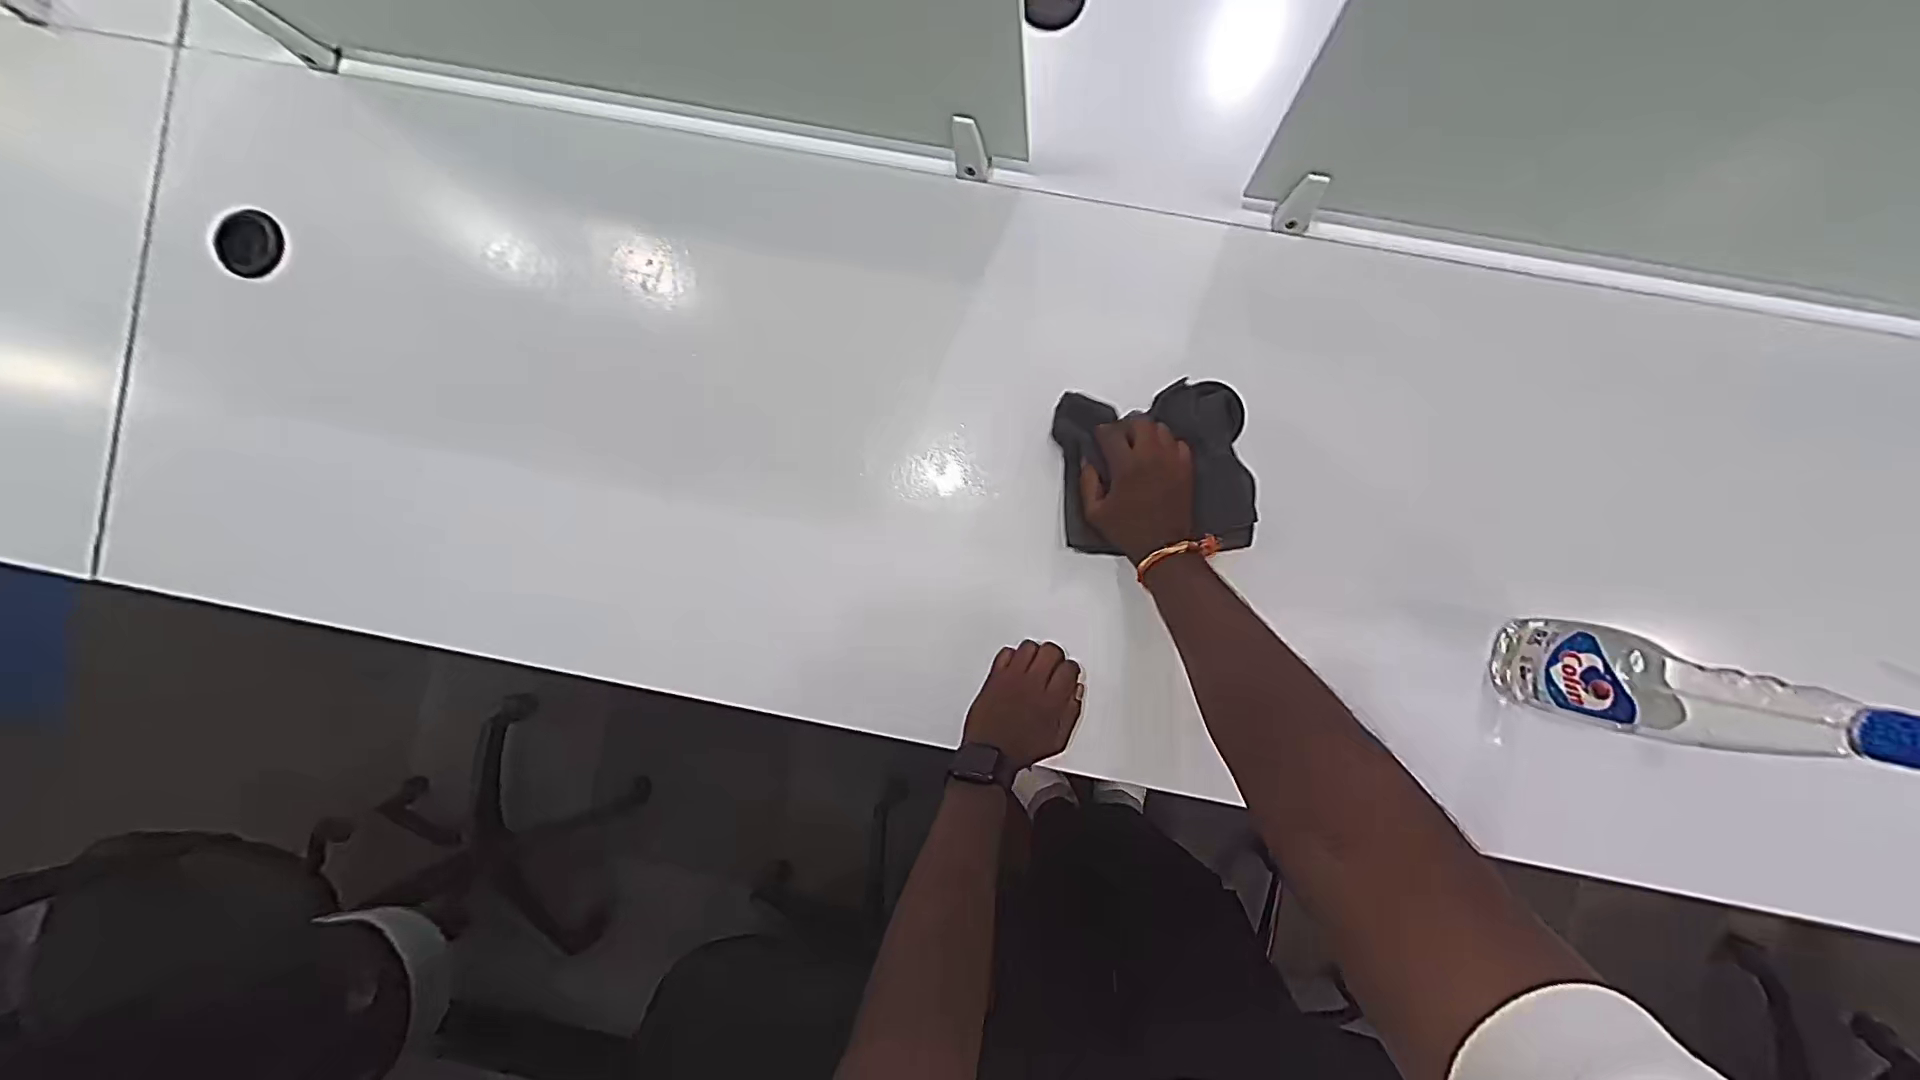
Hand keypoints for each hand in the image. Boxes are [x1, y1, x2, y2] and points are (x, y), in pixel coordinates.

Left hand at [962, 641, 1083, 769]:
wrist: (990, 754)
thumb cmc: (1020, 749)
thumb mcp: (1057, 739)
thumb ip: (1071, 712)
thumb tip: (1076, 692)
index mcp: (1052, 699)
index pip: (1069, 668)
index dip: (1071, 669)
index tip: (1068, 673)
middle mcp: (1034, 684)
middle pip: (1051, 651)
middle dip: (1055, 656)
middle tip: (1052, 665)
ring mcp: (1013, 678)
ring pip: (1029, 646)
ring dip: (1034, 653)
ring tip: (1033, 665)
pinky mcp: (995, 676)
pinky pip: (1006, 652)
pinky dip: (1012, 656)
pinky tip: (1015, 666)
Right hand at [1079, 413, 1194, 563]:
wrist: (1163, 547)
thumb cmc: (1131, 531)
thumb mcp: (1095, 512)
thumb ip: (1087, 482)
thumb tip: (1088, 462)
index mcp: (1126, 467)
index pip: (1111, 433)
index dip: (1101, 432)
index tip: (1098, 438)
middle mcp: (1151, 458)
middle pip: (1139, 422)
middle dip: (1125, 427)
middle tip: (1118, 438)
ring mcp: (1172, 461)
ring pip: (1160, 428)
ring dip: (1146, 432)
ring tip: (1137, 445)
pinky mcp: (1186, 468)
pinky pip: (1178, 443)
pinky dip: (1166, 444)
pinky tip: (1157, 455)